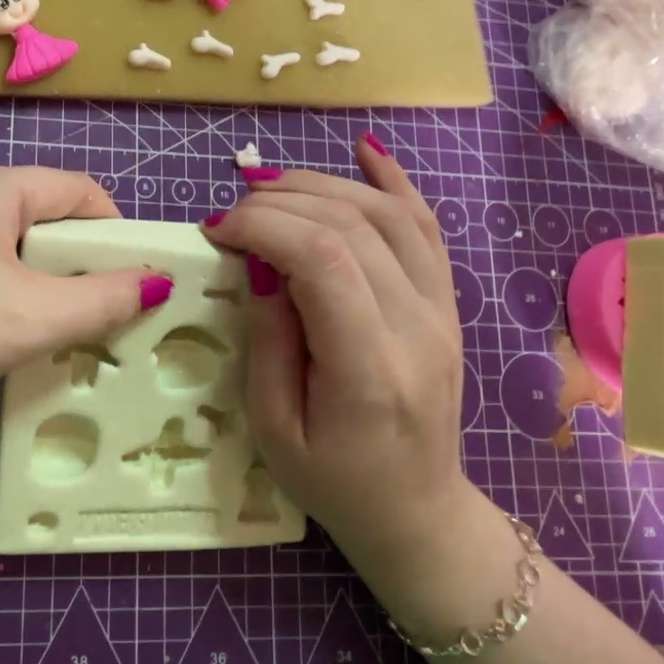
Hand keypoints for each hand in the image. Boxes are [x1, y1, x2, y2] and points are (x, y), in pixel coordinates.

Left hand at [0, 165, 168, 450]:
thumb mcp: (34, 320)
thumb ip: (105, 299)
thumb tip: (158, 279)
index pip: (79, 191)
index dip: (116, 232)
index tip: (131, 282)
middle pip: (41, 211)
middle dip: (74, 258)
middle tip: (87, 312)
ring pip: (2, 234)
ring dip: (33, 273)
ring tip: (38, 324)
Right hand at [203, 138, 467, 556]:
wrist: (417, 512)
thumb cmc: (334, 482)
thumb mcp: (274, 425)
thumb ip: (269, 337)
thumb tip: (259, 260)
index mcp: (372, 369)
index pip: (324, 259)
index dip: (264, 225)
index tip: (216, 230)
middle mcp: (419, 328)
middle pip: (353, 225)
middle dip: (280, 200)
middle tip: (231, 211)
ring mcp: (443, 311)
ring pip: (389, 214)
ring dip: (322, 184)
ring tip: (269, 184)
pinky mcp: (447, 303)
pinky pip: (426, 228)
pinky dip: (394, 183)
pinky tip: (363, 151)